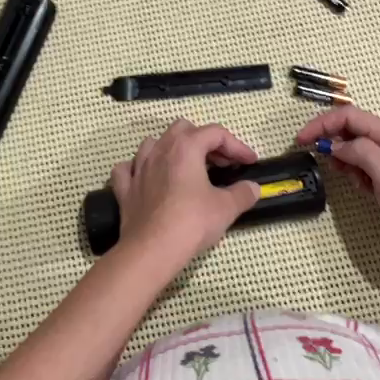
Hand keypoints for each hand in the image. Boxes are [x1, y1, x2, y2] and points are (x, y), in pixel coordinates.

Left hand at [109, 119, 261, 268]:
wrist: (152, 250)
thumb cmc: (192, 222)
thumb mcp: (225, 208)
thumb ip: (242, 194)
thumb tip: (254, 188)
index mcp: (186, 147)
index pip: (216, 133)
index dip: (237, 145)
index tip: (249, 162)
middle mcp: (160, 149)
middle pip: (184, 129)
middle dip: (204, 141)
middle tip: (220, 163)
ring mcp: (139, 167)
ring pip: (153, 143)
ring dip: (171, 149)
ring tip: (186, 168)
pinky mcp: (125, 187)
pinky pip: (129, 168)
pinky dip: (139, 169)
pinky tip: (148, 179)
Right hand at [297, 106, 379, 262]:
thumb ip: (362, 152)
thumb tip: (336, 144)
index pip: (351, 117)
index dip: (324, 123)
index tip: (302, 139)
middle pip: (353, 128)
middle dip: (330, 137)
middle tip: (313, 155)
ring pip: (357, 147)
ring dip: (342, 155)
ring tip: (339, 174)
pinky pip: (364, 165)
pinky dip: (353, 170)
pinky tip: (357, 185)